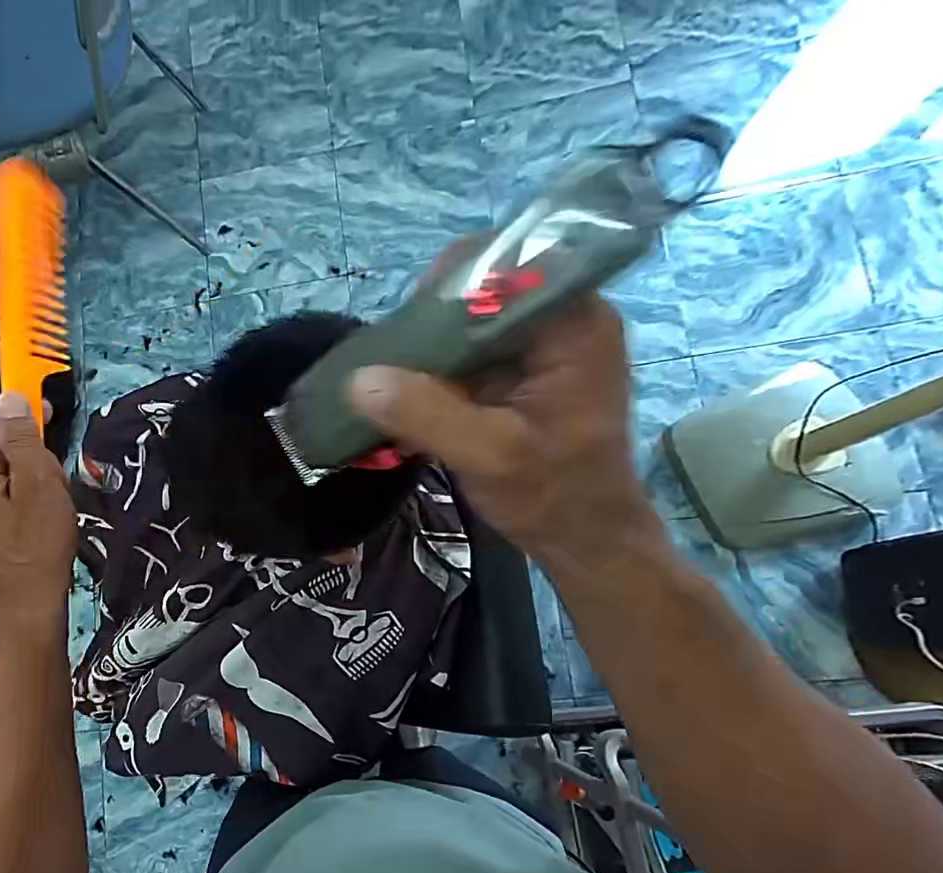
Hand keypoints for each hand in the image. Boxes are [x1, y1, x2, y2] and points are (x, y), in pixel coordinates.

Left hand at [0, 391, 75, 629]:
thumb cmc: (39, 542)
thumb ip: (23, 440)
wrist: (31, 598)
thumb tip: (9, 397)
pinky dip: (25, 492)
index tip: (55, 427)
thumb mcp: (38, 484)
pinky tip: (41, 511)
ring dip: (31, 475)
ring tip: (51, 500)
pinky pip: (4, 489)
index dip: (26, 422)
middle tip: (56, 481)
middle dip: (31, 455)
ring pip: (4, 469)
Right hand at [345, 283, 655, 567]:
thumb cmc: (553, 496)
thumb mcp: (488, 456)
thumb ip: (426, 414)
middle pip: (483, 289)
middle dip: (432, 324)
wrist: (585, 538)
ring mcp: (542, 345)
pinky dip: (439, 371)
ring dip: (430, 350)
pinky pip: (471, 352)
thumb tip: (357, 379)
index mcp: (574, 323)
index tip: (410, 332)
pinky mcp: (523, 371)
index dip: (450, 285)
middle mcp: (563, 319)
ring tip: (393, 383)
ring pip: (471, 321)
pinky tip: (410, 397)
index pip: (506, 264)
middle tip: (394, 364)